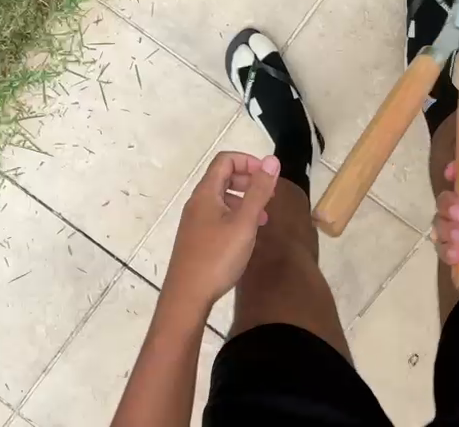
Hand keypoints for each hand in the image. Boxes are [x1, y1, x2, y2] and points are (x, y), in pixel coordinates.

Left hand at [161, 151, 280, 310]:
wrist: (186, 298)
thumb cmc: (217, 257)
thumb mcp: (244, 223)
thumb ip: (259, 191)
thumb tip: (272, 160)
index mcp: (206, 192)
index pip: (226, 160)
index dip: (249, 161)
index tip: (269, 177)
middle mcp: (197, 202)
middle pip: (223, 177)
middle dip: (248, 180)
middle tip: (270, 197)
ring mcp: (194, 221)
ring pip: (221, 198)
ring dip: (243, 200)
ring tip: (262, 218)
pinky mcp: (195, 238)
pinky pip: (217, 215)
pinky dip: (235, 216)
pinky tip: (246, 235)